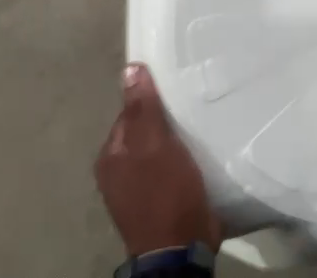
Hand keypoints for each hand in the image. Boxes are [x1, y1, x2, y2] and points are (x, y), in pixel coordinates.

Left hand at [96, 64, 221, 255]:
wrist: (181, 247)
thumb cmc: (164, 192)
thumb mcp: (154, 145)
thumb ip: (142, 109)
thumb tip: (130, 69)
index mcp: (111, 157)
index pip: (130, 113)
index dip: (153, 99)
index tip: (180, 86)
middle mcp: (119, 172)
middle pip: (146, 131)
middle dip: (168, 118)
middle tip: (196, 102)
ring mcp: (140, 189)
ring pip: (161, 149)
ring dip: (179, 138)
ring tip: (204, 122)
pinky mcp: (162, 200)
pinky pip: (173, 166)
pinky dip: (186, 156)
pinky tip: (204, 149)